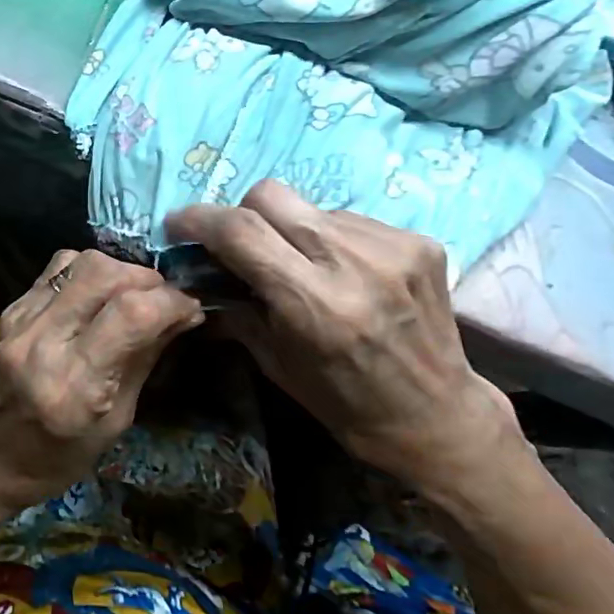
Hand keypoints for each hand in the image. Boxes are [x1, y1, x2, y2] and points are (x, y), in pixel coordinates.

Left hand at [0, 250, 203, 561]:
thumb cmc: (59, 456)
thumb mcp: (117, 421)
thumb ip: (145, 357)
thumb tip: (184, 311)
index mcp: (76, 386)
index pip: (131, 314)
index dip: (171, 301)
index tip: (189, 307)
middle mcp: (44, 344)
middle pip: (102, 274)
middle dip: (145, 278)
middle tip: (161, 298)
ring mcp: (20, 321)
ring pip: (78, 262)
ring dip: (117, 271)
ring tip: (131, 295)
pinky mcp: (10, 308)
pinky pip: (57, 270)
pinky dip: (87, 274)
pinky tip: (97, 296)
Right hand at [167, 180, 522, 495]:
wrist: (436, 418)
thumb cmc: (342, 402)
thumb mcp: (273, 360)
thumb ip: (233, 306)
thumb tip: (192, 273)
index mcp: (313, 303)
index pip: (239, 230)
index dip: (197, 218)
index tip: (177, 225)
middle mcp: (353, 264)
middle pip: (269, 195)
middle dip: (239, 213)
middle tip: (236, 242)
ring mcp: (392, 247)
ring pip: (308, 205)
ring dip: (288, 227)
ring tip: (298, 263)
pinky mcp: (419, 241)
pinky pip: (347, 218)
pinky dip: (328, 237)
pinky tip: (339, 270)